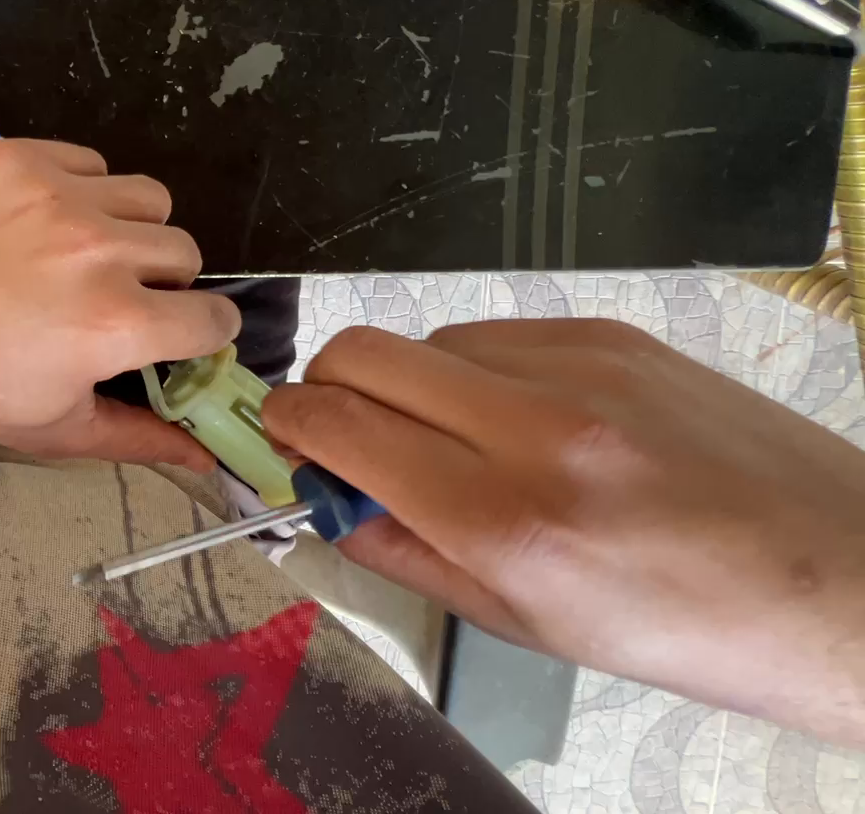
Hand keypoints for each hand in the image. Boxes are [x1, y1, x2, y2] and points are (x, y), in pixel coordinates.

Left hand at [0, 139, 238, 468]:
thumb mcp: (55, 428)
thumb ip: (142, 438)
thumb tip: (209, 455)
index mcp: (115, 325)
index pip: (214, 318)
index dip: (197, 336)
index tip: (171, 337)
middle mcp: (97, 250)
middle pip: (186, 253)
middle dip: (162, 284)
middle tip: (109, 301)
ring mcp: (55, 195)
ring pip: (148, 200)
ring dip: (130, 231)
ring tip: (77, 257)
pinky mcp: (17, 159)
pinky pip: (91, 163)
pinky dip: (82, 191)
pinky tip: (39, 224)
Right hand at [261, 320, 864, 745]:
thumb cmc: (676, 628)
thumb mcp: (512, 618)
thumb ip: (389, 545)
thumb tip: (315, 492)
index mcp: (501, 516)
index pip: (331, 421)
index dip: (284, 422)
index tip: (287, 441)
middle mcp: (532, 425)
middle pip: (354, 352)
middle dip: (324, 388)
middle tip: (349, 434)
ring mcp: (576, 365)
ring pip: (416, 342)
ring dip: (401, 385)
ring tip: (456, 437)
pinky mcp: (608, 333)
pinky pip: (483, 335)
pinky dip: (465, 373)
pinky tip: (519, 417)